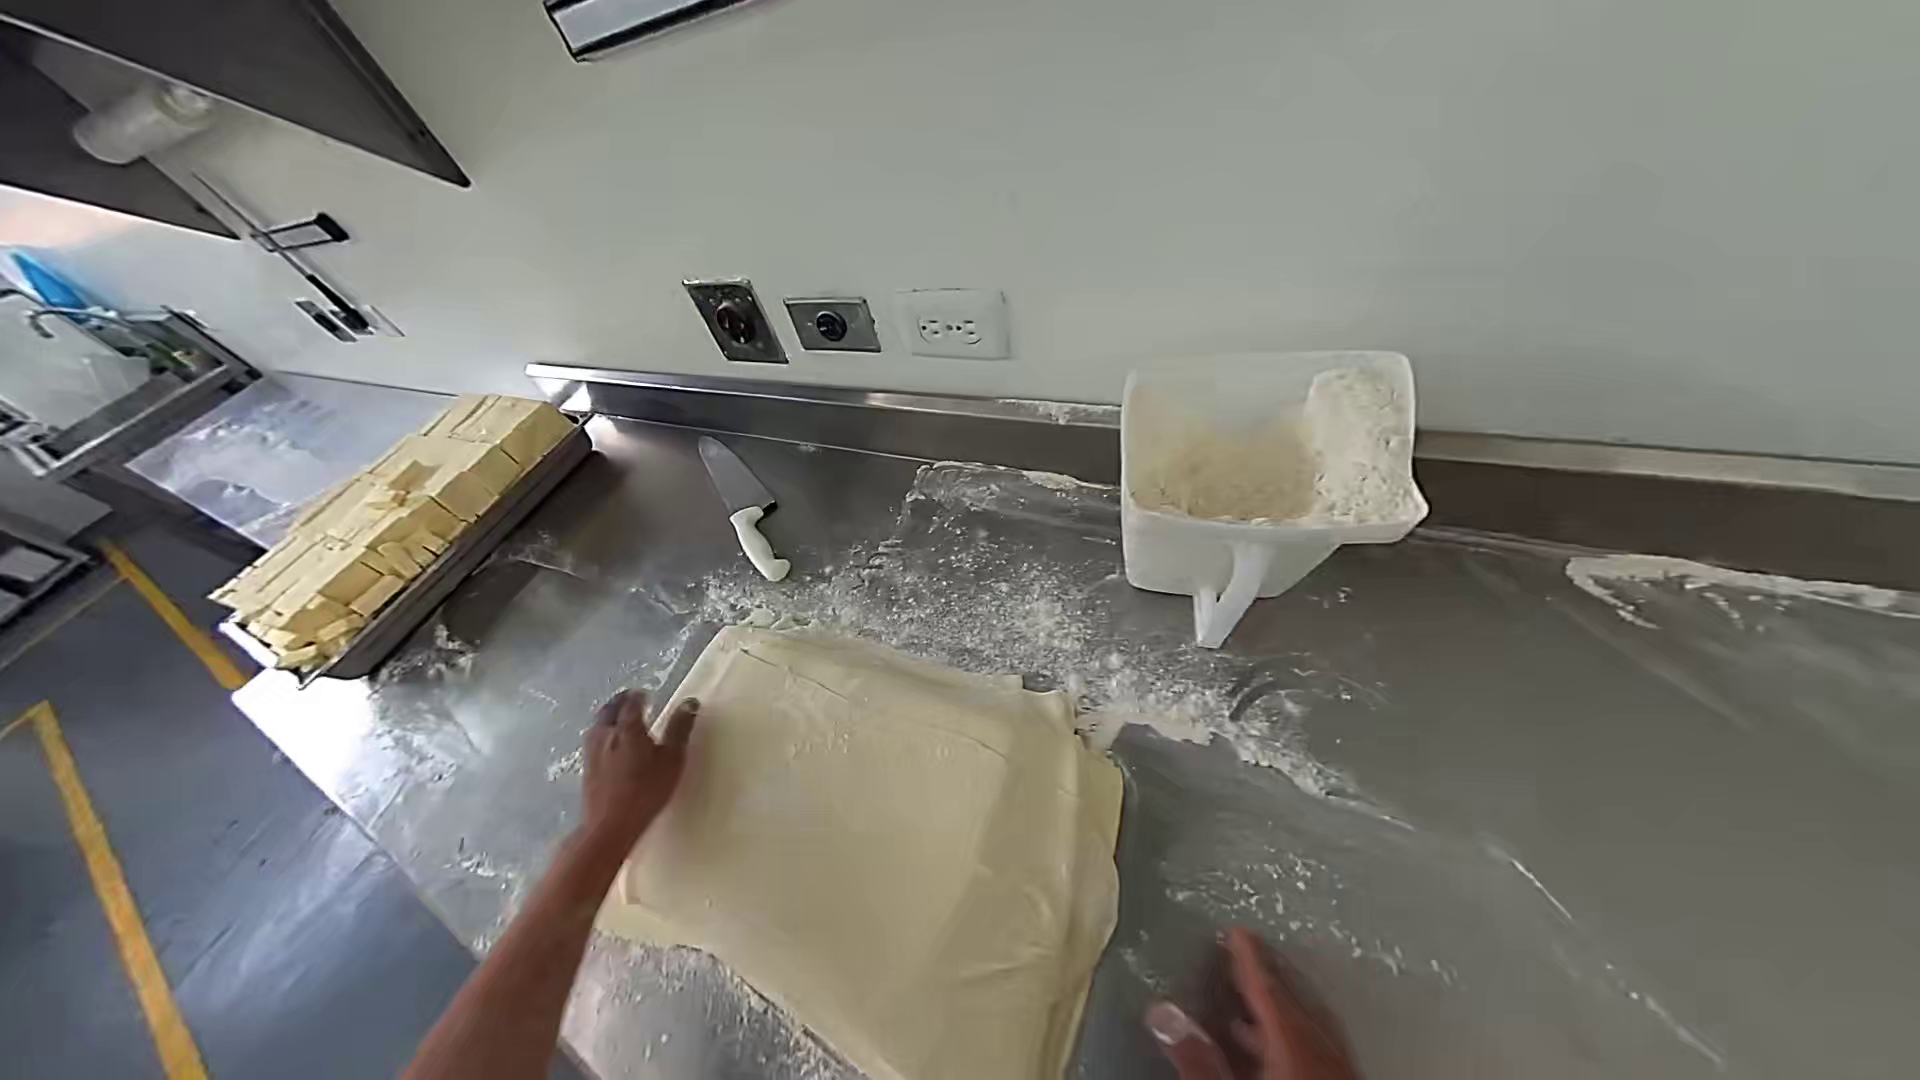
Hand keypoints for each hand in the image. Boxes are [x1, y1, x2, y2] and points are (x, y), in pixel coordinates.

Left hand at [581, 689, 697, 853]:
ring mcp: (592, 752)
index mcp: (628, 728)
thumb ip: (680, 728)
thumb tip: (689, 702)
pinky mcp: (587, 769)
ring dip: (608, 716)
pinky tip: (609, 741)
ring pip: (598, 725)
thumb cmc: (647, 789)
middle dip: (620, 701)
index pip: (632, 703)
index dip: (639, 696)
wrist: (610, 825)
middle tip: (630, 697)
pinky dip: (603, 732)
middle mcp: (606, 735)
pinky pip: (594, 740)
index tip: (646, 693)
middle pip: (609, 710)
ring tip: (617, 716)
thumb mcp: (672, 758)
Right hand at [1144, 927, 1359, 1079]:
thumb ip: (1197, 1061)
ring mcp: (1340, 1079)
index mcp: (1296, 1049)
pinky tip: (1271, 1058)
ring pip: (1313, 1032)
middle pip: (1297, 1005)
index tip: (1237, 932)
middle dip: (1270, 979)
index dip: (1250, 959)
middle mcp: (1326, 1059)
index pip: (1269, 991)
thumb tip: (1160, 1010)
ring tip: (1246, 1007)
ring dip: (1281, 1013)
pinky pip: (1322, 1057)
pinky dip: (1294, 1043)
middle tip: (1244, 955)